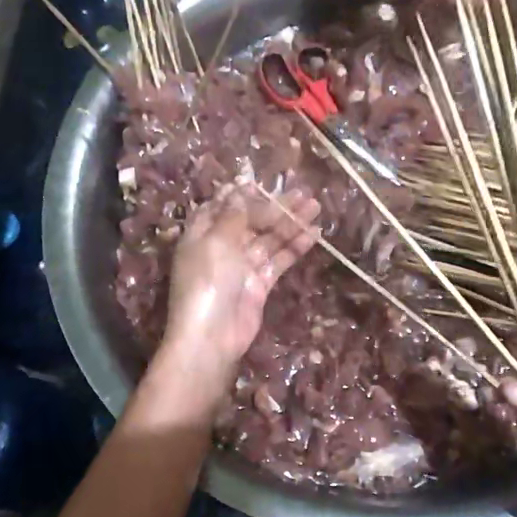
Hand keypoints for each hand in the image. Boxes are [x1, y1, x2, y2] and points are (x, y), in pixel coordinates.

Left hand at [156, 187, 320, 397]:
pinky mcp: (258, 285)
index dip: (239, 194)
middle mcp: (220, 249)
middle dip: (273, 206)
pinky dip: (294, 246)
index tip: (261, 181)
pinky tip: (314, 231)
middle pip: (249, 221)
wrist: (211, 335)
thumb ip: (234, 214)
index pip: (219, 208)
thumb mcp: (217, 240)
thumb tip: (241, 190)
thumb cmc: (208, 281)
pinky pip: (278, 260)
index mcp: (200, 235)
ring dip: (290, 222)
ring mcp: (240, 268)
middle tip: (303, 191)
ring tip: (315, 204)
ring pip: (268, 239)